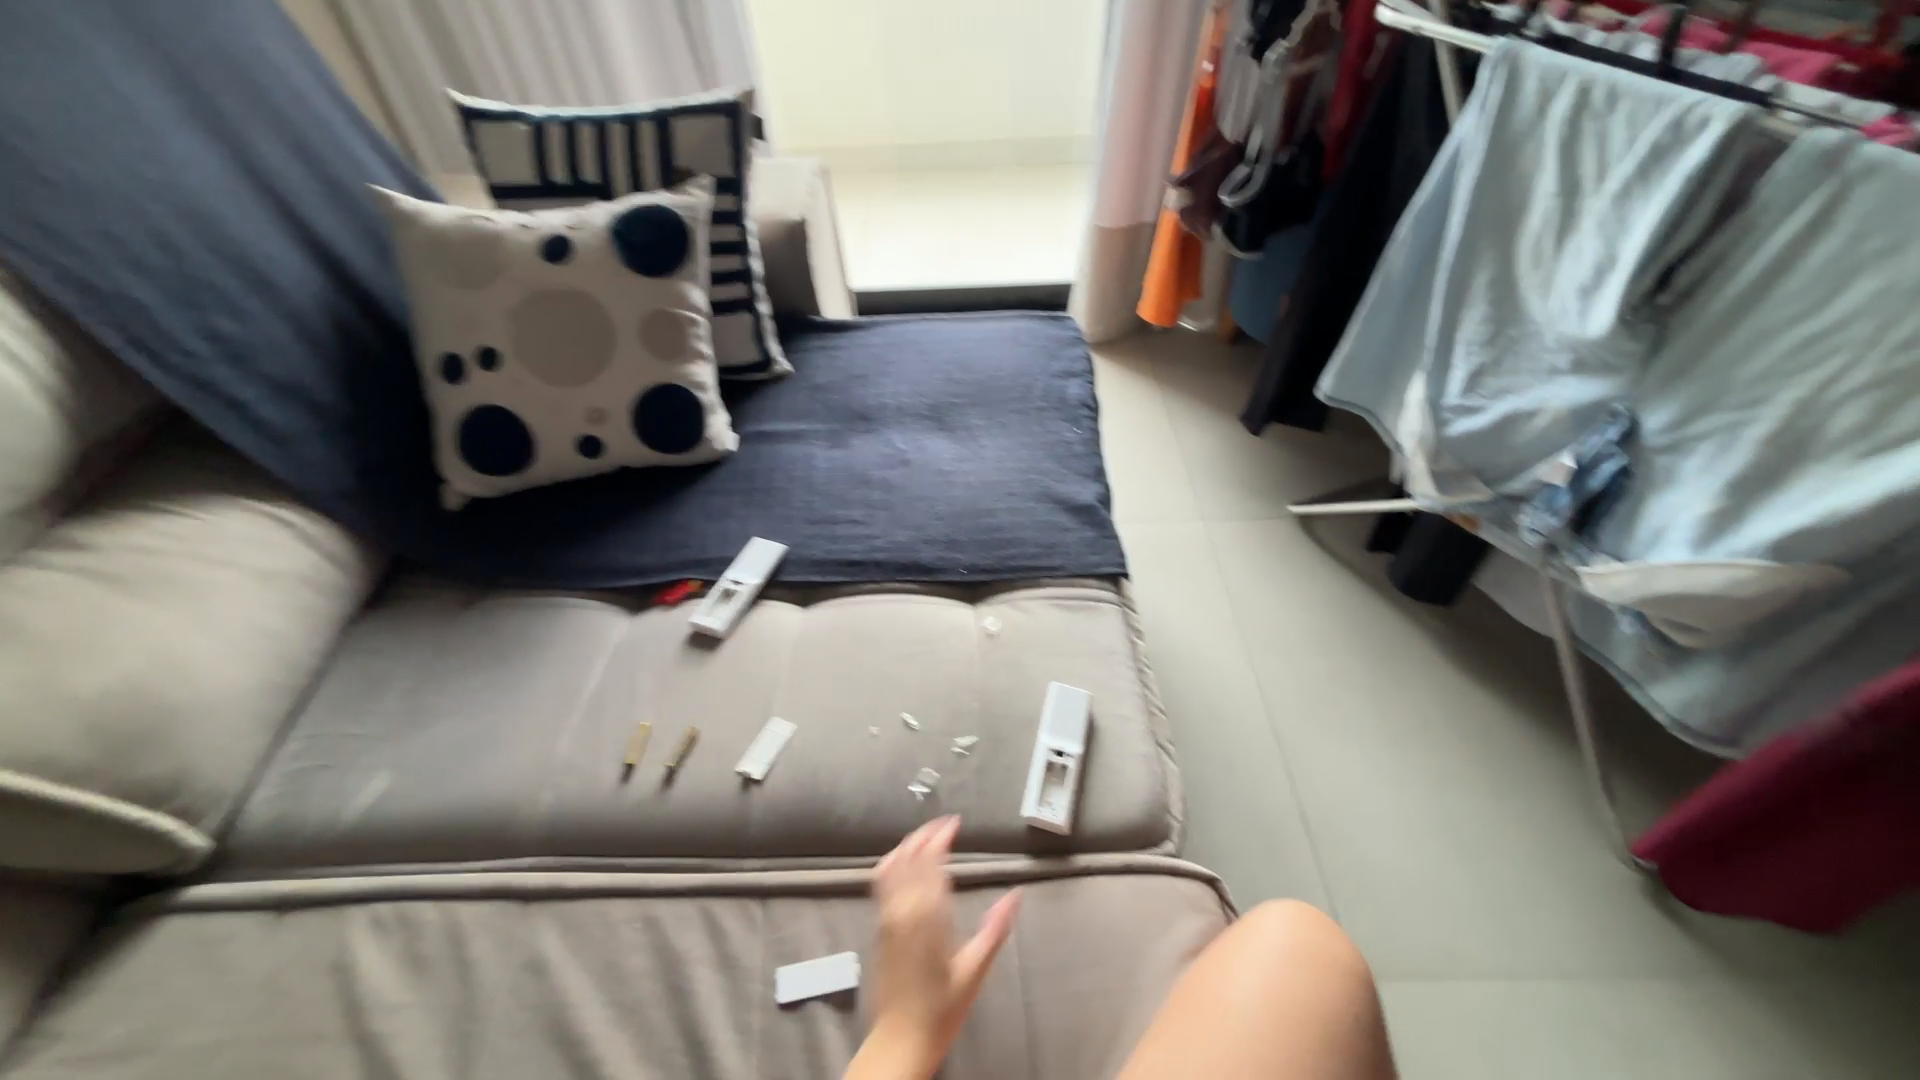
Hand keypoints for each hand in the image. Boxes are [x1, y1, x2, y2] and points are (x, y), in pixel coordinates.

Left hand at [847, 816, 1022, 1079]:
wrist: (902, 1038)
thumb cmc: (943, 1008)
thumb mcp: (975, 970)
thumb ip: (995, 929)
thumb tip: (1016, 895)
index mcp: (929, 918)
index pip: (931, 863)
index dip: (940, 838)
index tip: (954, 823)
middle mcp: (903, 911)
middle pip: (909, 859)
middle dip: (925, 836)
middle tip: (944, 824)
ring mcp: (886, 918)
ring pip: (891, 867)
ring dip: (907, 846)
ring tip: (924, 836)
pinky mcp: (879, 928)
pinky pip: (881, 883)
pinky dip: (891, 864)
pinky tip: (900, 862)